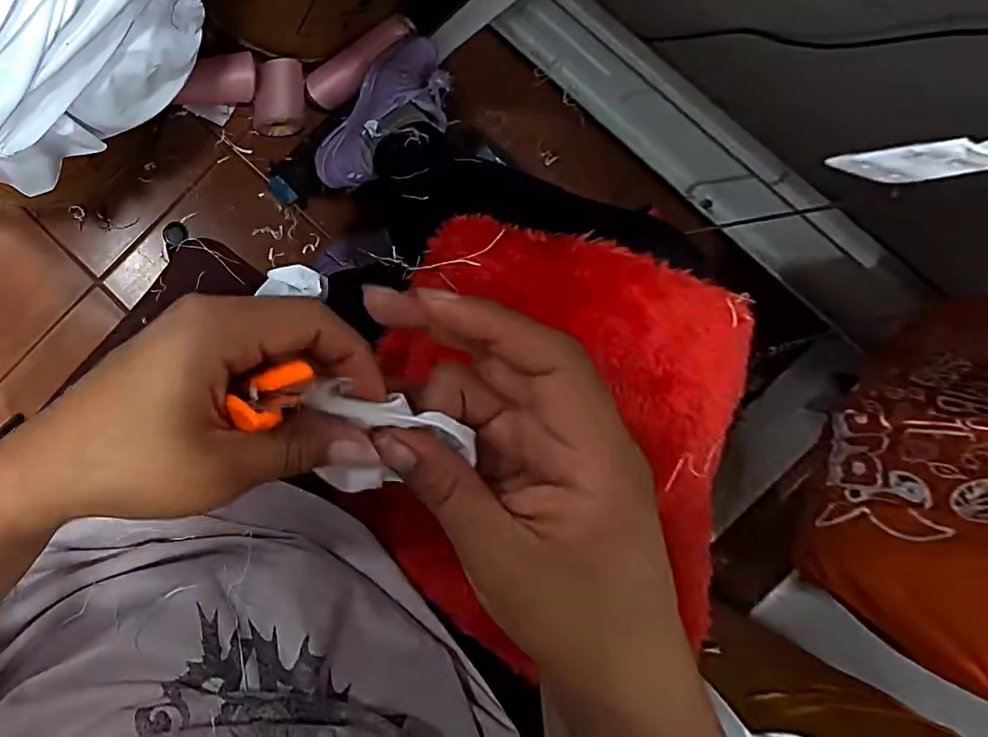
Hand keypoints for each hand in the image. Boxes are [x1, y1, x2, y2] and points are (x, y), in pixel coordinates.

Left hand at [5, 293, 387, 524]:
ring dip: (291, 387)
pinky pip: (241, 354)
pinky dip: (261, 388)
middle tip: (338, 429)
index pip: (313, 320)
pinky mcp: (180, 345)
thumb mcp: (225, 465)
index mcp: (220, 324)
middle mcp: (210, 311)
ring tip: (287, 436)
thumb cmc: (133, 464)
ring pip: (269, 344)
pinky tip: (251, 425)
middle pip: (293, 328)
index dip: (353, 358)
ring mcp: (192, 325)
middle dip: (323, 377)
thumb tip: (367, 445)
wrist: (46, 468)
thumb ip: (300, 447)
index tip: (373, 407)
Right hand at [363, 286, 715, 734]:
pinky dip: (432, 424)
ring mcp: (541, 445)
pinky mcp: (520, 465)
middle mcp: (567, 429)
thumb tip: (385, 432)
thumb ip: (445, 488)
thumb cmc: (581, 624)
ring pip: (478, 391)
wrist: (618, 688)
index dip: (484, 319)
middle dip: (441, 328)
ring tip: (370, 391)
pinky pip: (471, 426)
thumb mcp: (504, 560)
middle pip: (503, 359)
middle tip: (379, 306)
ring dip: (425, 388)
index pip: (544, 356)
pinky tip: (394, 426)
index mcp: (591, 443)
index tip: (422, 299)